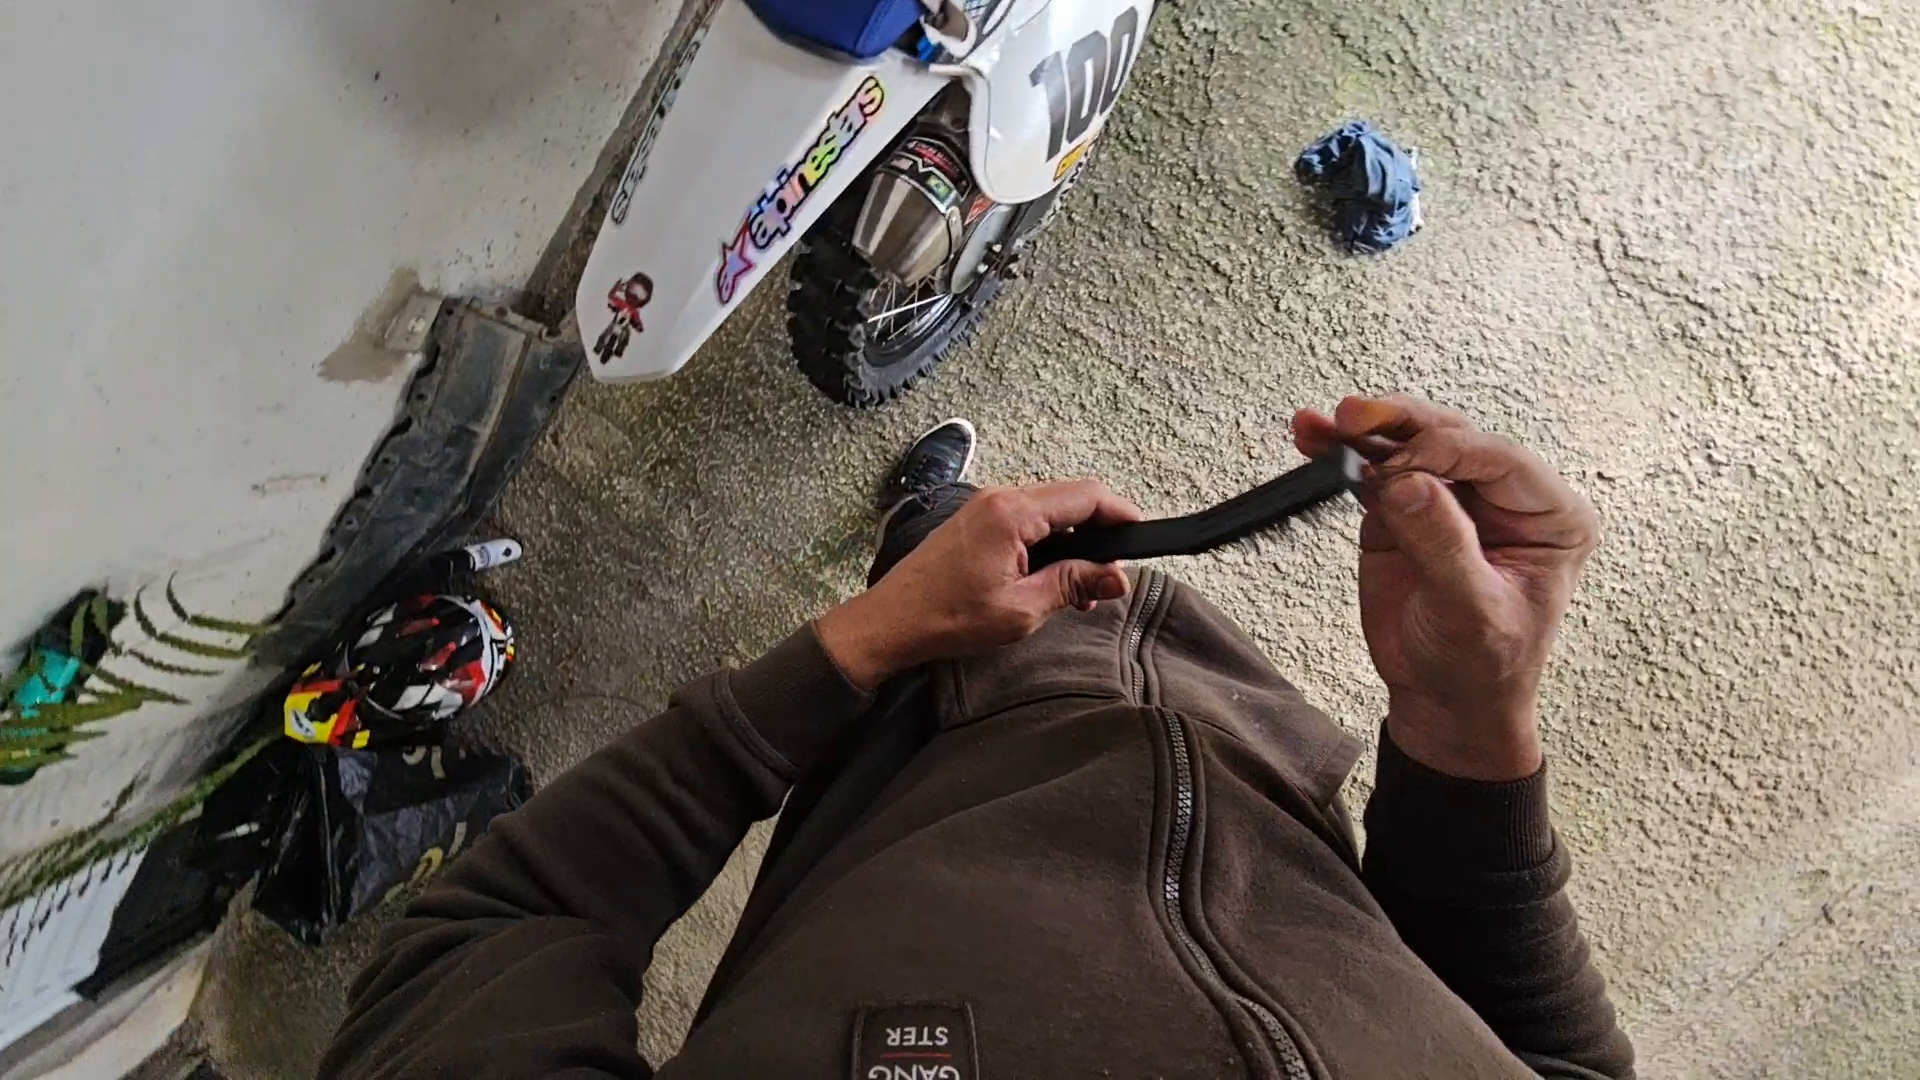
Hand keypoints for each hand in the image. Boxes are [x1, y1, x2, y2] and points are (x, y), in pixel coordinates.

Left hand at [816, 482, 1143, 690]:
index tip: (1142, 538)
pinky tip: (1052, 578)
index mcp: (1013, 513)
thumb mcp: (1022, 609)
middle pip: (1070, 499)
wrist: (892, 621)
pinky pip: (1026, 520)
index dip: (1122, 513)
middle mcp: (1000, 498)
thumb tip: (1117, 577)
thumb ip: (1073, 585)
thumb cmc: (947, 617)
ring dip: (1073, 542)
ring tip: (1082, 589)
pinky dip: (1048, 543)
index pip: (1086, 495)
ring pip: (1049, 511)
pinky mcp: (977, 520)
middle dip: (1099, 533)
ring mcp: (986, 506)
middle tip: (1111, 577)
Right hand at [1293, 396, 1598, 780]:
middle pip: (1448, 439)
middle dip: (1399, 424)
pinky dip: (1340, 459)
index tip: (1394, 465)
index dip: (1442, 450)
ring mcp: (1444, 502)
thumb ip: (1442, 545)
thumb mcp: (1471, 611)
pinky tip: (1313, 440)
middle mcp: (1498, 499)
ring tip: (1323, 423)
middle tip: (1352, 415)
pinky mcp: (1398, 514)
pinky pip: (1370, 476)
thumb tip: (1405, 483)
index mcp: (1546, 516)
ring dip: (1361, 433)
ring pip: (1405, 448)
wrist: (1441, 697)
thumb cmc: (1478, 664)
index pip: (1495, 459)